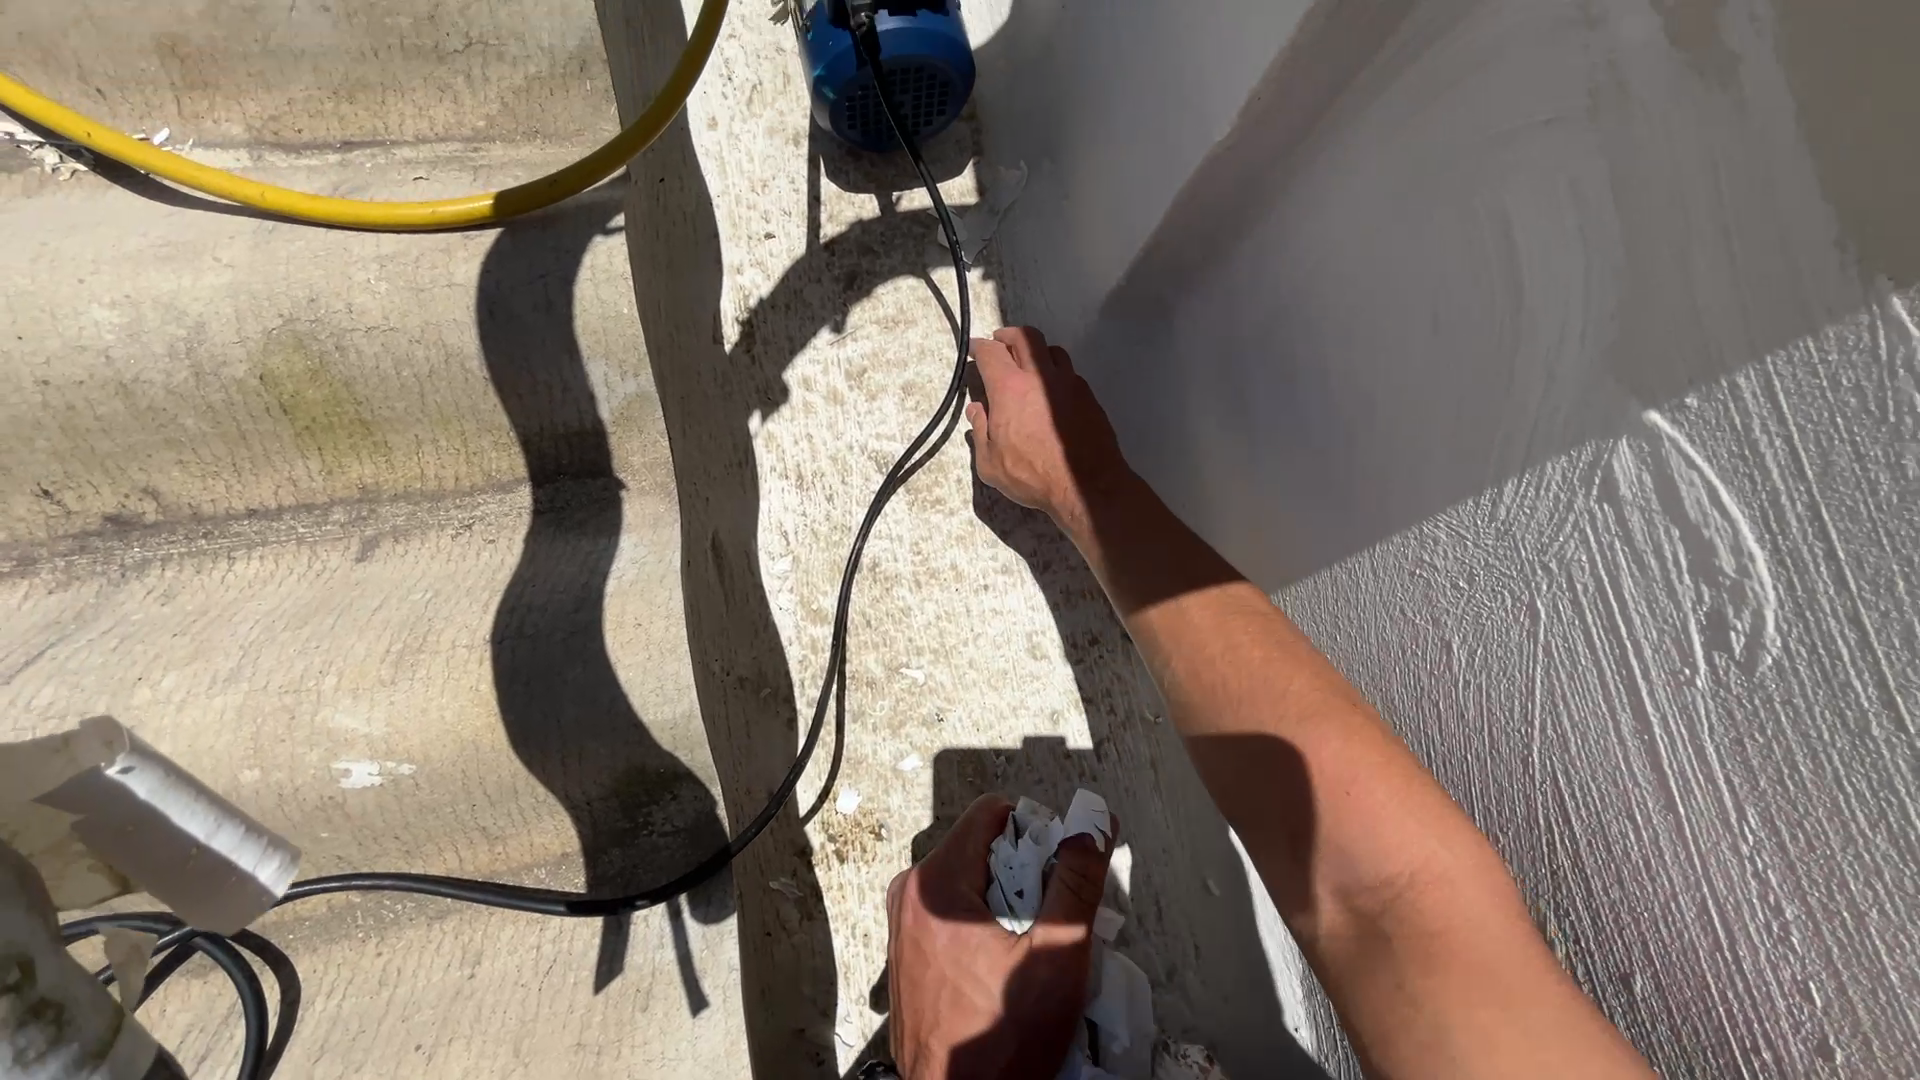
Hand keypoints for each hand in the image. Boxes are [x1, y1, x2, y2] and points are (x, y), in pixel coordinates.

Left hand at [886, 793, 1115, 1079]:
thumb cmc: (1002, 1039)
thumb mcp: (1056, 956)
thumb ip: (1077, 882)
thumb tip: (1095, 824)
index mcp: (936, 880)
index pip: (992, 813)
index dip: (1035, 831)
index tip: (1057, 871)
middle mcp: (910, 890)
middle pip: (981, 847)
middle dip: (1024, 872)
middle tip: (1049, 919)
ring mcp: (904, 921)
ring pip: (970, 879)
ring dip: (1008, 900)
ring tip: (1030, 947)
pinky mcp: (907, 948)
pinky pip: (953, 909)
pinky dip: (985, 921)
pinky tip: (1004, 963)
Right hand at [967, 327, 1130, 533]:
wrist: (1086, 486)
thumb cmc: (1032, 476)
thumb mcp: (991, 463)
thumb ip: (980, 431)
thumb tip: (976, 410)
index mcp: (1009, 389)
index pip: (990, 353)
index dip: (979, 347)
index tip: (974, 350)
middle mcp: (1039, 377)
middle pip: (1025, 337)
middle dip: (1009, 335)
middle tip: (1000, 342)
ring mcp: (1069, 383)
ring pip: (1051, 350)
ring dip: (1036, 351)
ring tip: (1030, 364)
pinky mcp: (1088, 396)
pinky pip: (1069, 373)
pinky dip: (1056, 373)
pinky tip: (1052, 391)